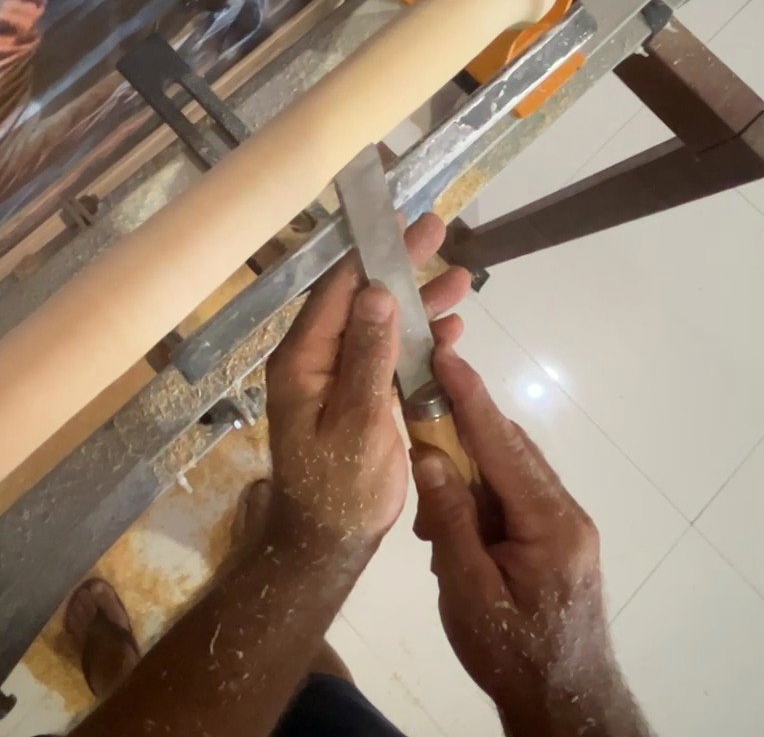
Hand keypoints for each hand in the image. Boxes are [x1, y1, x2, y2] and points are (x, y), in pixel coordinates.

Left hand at [264, 212, 470, 561]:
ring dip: (418, 305)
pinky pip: (390, 357)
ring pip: (381, 326)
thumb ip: (367, 356)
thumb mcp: (356, 421)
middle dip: (400, 268)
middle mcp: (318, 357)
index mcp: (303, 358)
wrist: (329, 540)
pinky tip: (451, 329)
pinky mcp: (360, 394)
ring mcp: (340, 375)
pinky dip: (420, 342)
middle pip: (362, 300)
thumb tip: (376, 292)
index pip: (338, 291)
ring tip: (460, 278)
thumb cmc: (337, 487)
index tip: (401, 224)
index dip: (372, 256)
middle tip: (437, 230)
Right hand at [411, 348, 649, 736]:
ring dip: (466, 459)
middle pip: (509, 447)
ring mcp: (563, 524)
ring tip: (426, 471)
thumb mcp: (468, 590)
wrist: (566, 707)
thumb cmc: (512, 653)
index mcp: (549, 523)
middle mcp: (564, 512)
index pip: (502, 444)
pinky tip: (449, 513)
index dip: (471, 397)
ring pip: (509, 467)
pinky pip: (511, 492)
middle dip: (463, 420)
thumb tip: (428, 453)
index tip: (445, 356)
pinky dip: (477, 488)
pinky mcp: (555, 536)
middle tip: (418, 401)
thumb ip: (449, 518)